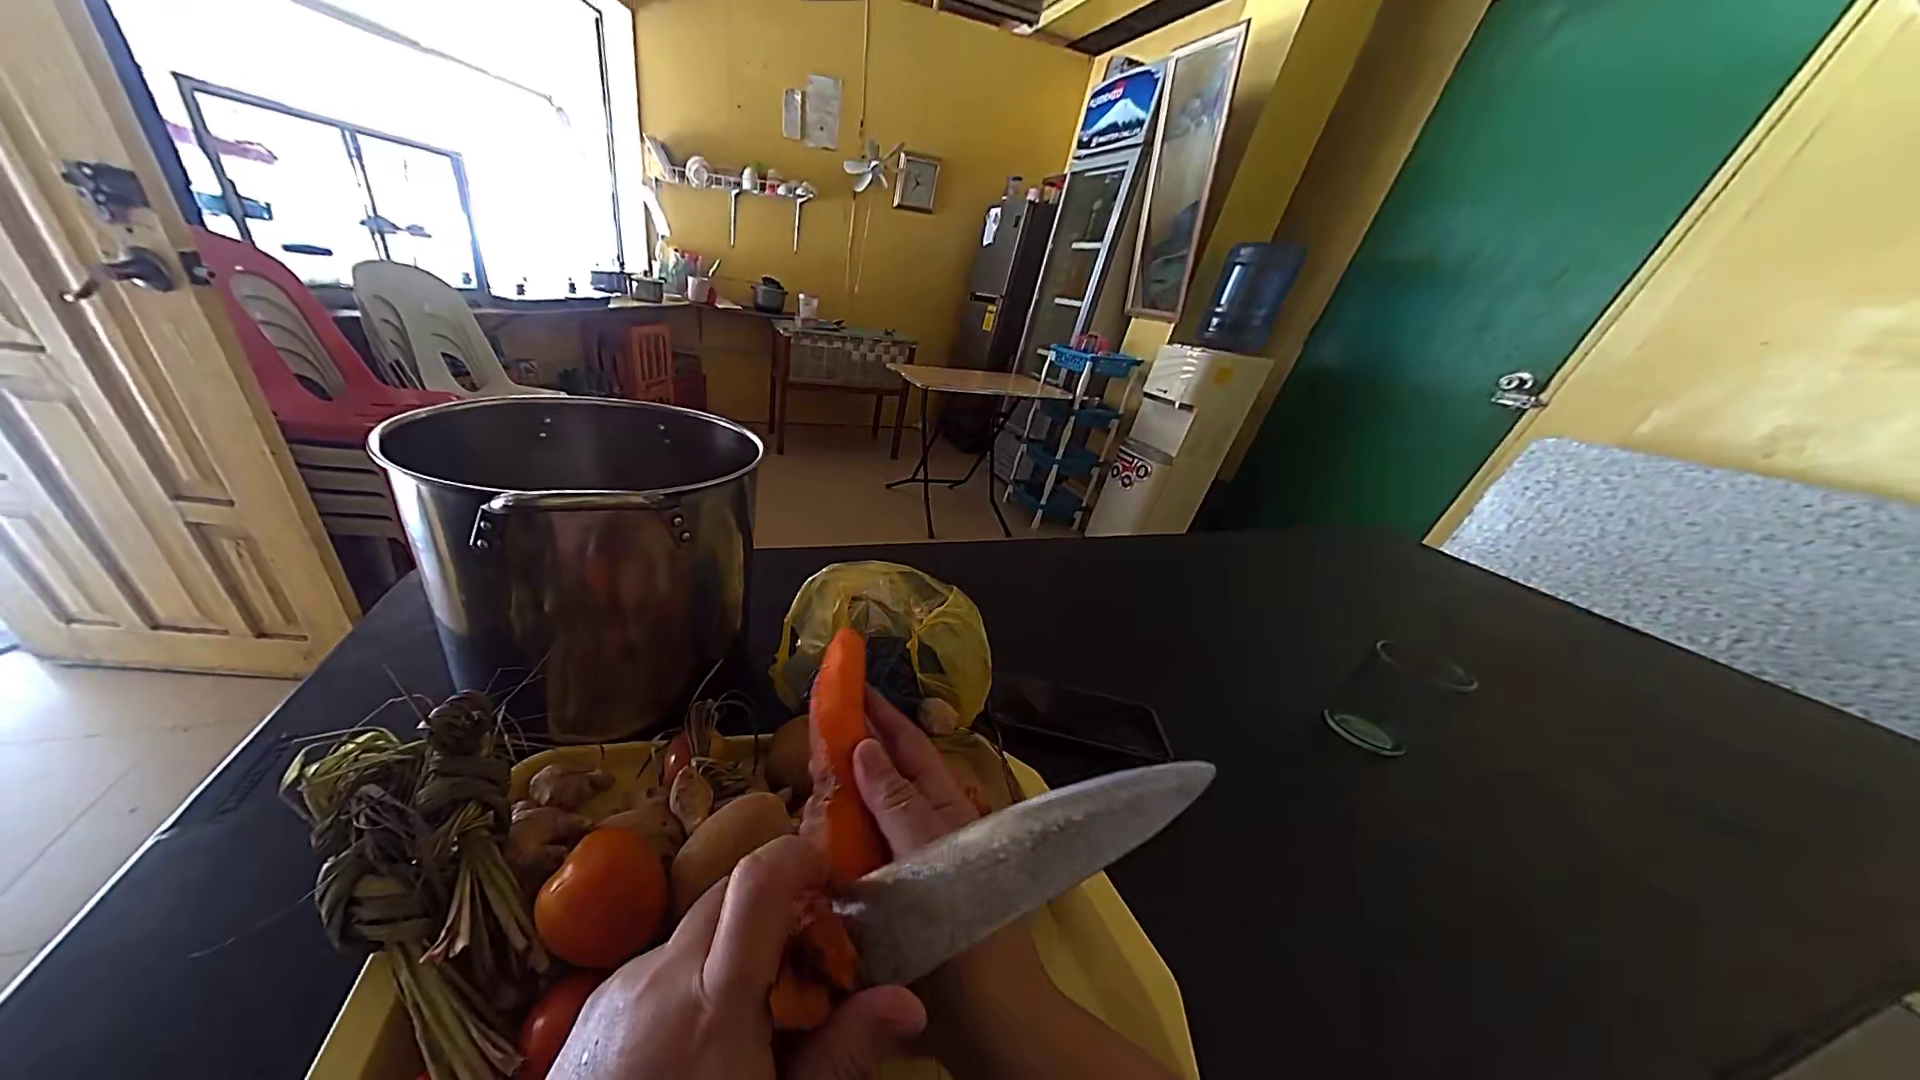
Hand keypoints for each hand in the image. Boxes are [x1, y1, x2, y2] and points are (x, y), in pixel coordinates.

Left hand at [552, 834, 924, 1079]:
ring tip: (751, 1016)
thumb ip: (841, 1054)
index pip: (758, 879)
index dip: (799, 857)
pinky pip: (663, 961)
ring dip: (736, 944)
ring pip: (698, 926)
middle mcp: (664, 971)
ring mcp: (623, 983)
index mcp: (714, 998)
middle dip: (779, 904)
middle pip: (732, 891)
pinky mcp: (596, 1003)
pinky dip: (696, 975)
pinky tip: (694, 1043)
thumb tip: (908, 1003)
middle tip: (806, 960)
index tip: (832, 881)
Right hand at [849, 688, 1051, 1050]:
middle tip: (819, 713)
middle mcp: (927, 819)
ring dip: (847, 777)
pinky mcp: (897, 886)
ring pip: (874, 802)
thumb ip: (898, 802)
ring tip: (812, 759)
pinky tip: (817, 827)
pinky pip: (863, 842)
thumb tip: (865, 745)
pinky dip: (842, 825)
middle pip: (889, 767)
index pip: (906, 743)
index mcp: (942, 803)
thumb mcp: (931, 854)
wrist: (986, 1011)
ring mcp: (911, 852)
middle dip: (859, 735)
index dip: (879, 709)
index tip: (849, 678)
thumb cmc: (967, 927)